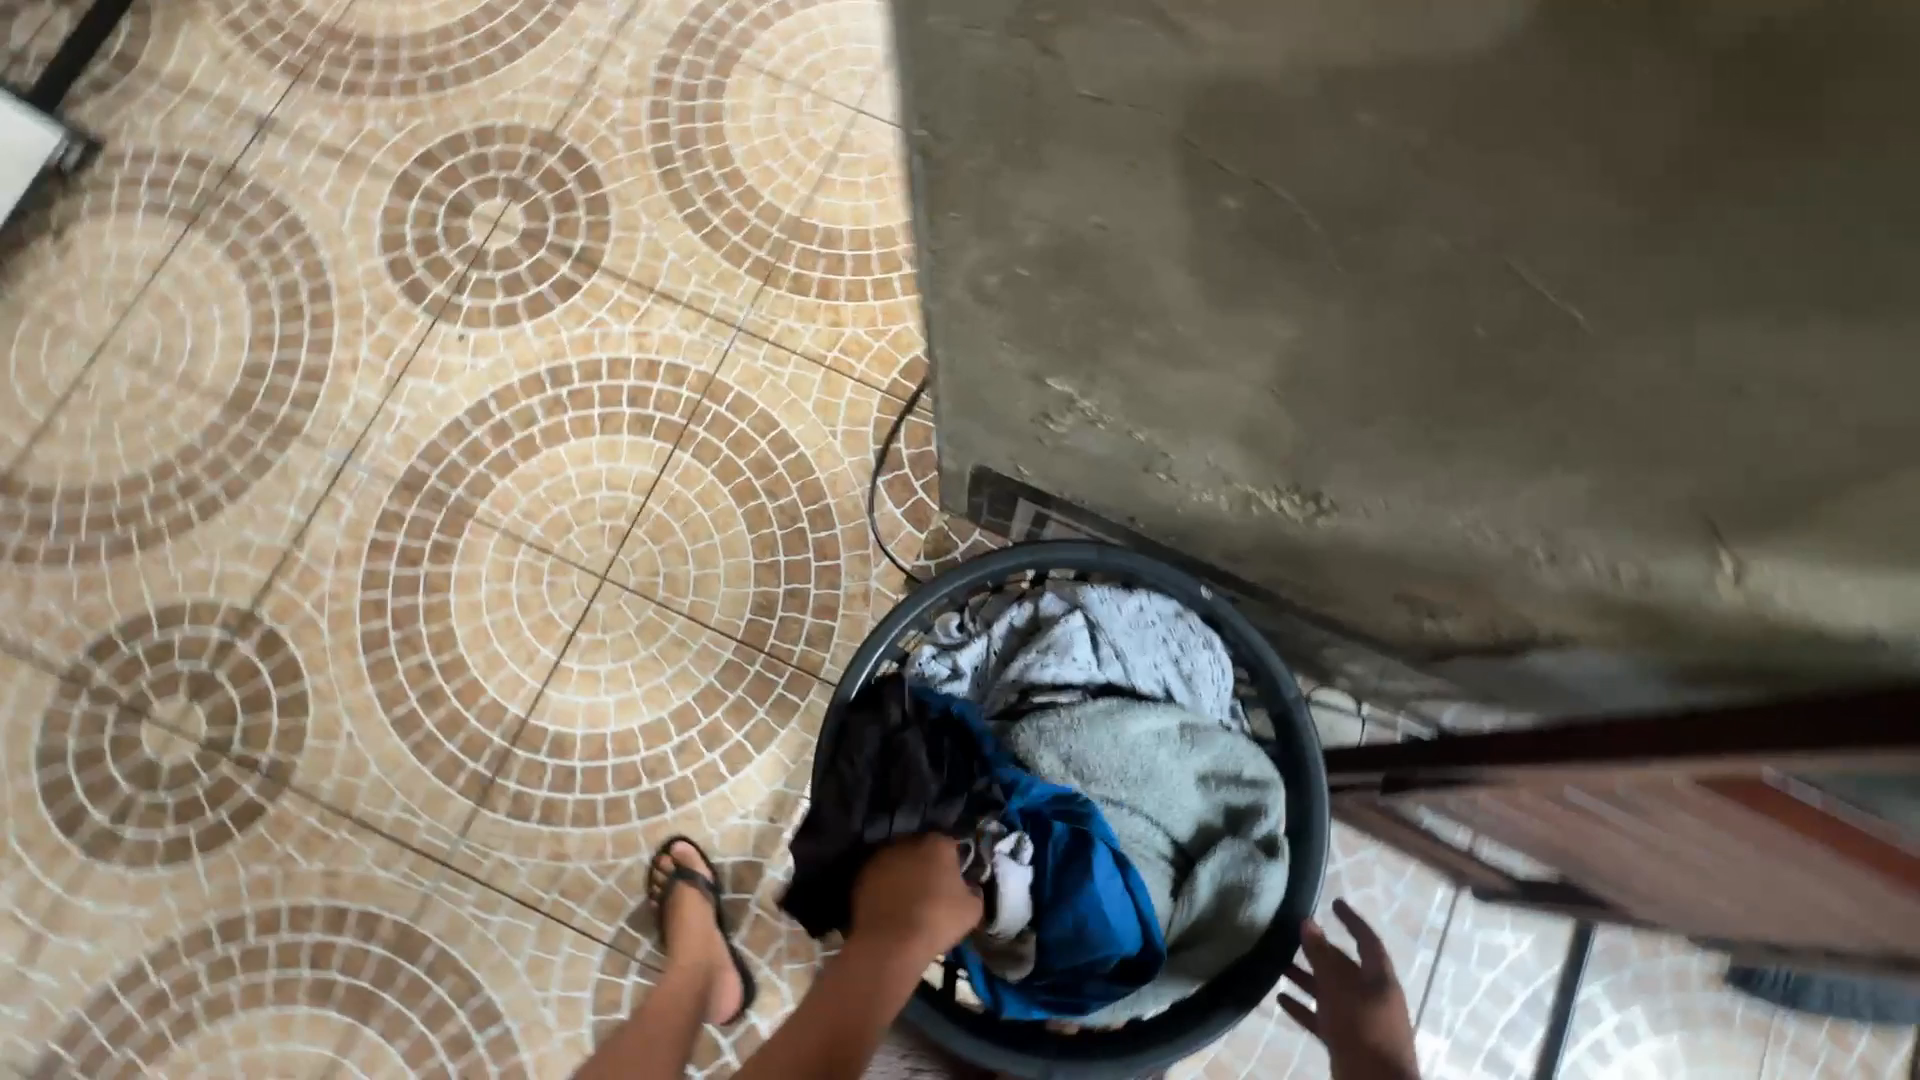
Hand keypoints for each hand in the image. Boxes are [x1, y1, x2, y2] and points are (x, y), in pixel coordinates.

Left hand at [850, 834, 983, 956]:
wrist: (891, 943)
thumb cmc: (937, 921)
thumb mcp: (972, 910)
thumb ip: (974, 891)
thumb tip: (969, 887)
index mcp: (938, 843)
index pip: (950, 845)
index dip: (953, 864)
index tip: (953, 882)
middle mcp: (908, 841)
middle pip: (921, 849)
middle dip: (926, 865)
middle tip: (930, 891)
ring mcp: (882, 856)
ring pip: (899, 861)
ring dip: (903, 874)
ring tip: (906, 902)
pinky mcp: (862, 874)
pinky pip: (879, 877)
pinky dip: (884, 887)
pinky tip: (889, 908)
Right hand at [1277, 898, 1420, 1079]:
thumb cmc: (1363, 1029)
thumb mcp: (1339, 987)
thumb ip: (1322, 955)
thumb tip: (1307, 921)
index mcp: (1379, 979)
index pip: (1367, 941)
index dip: (1352, 921)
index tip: (1334, 903)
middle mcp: (1371, 996)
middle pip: (1344, 966)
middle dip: (1320, 950)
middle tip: (1291, 934)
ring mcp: (1359, 1021)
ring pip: (1329, 991)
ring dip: (1306, 978)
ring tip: (1277, 964)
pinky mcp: (1346, 1041)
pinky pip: (1321, 1017)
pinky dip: (1303, 1007)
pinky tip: (1280, 999)